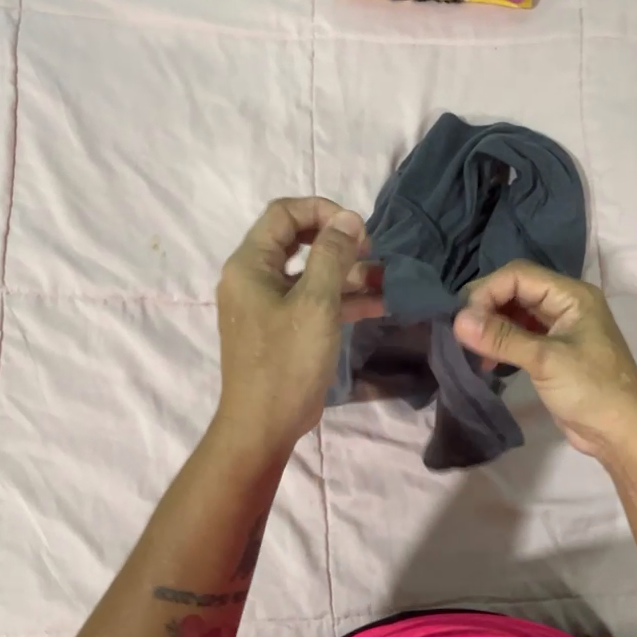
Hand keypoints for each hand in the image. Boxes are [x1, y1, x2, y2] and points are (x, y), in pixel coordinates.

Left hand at [214, 197, 380, 453]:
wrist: (263, 425)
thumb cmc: (287, 362)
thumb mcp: (316, 304)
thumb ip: (333, 256)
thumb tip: (348, 219)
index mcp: (250, 264)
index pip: (284, 213)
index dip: (323, 211)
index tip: (358, 230)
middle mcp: (254, 279)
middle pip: (298, 241)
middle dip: (339, 243)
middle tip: (371, 252)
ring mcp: (268, 306)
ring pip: (310, 274)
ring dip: (347, 273)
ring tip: (386, 280)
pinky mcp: (283, 329)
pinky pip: (314, 302)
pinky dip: (342, 299)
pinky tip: (379, 303)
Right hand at [453, 261, 636, 458]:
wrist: (622, 433)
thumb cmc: (592, 390)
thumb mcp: (546, 361)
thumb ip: (503, 338)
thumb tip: (458, 321)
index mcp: (572, 295)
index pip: (519, 275)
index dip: (487, 291)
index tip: (464, 320)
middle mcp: (566, 304)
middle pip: (516, 290)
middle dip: (487, 307)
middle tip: (462, 333)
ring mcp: (560, 328)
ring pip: (516, 313)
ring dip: (492, 327)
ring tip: (472, 349)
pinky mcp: (554, 352)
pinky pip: (521, 335)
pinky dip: (502, 343)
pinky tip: (488, 362)